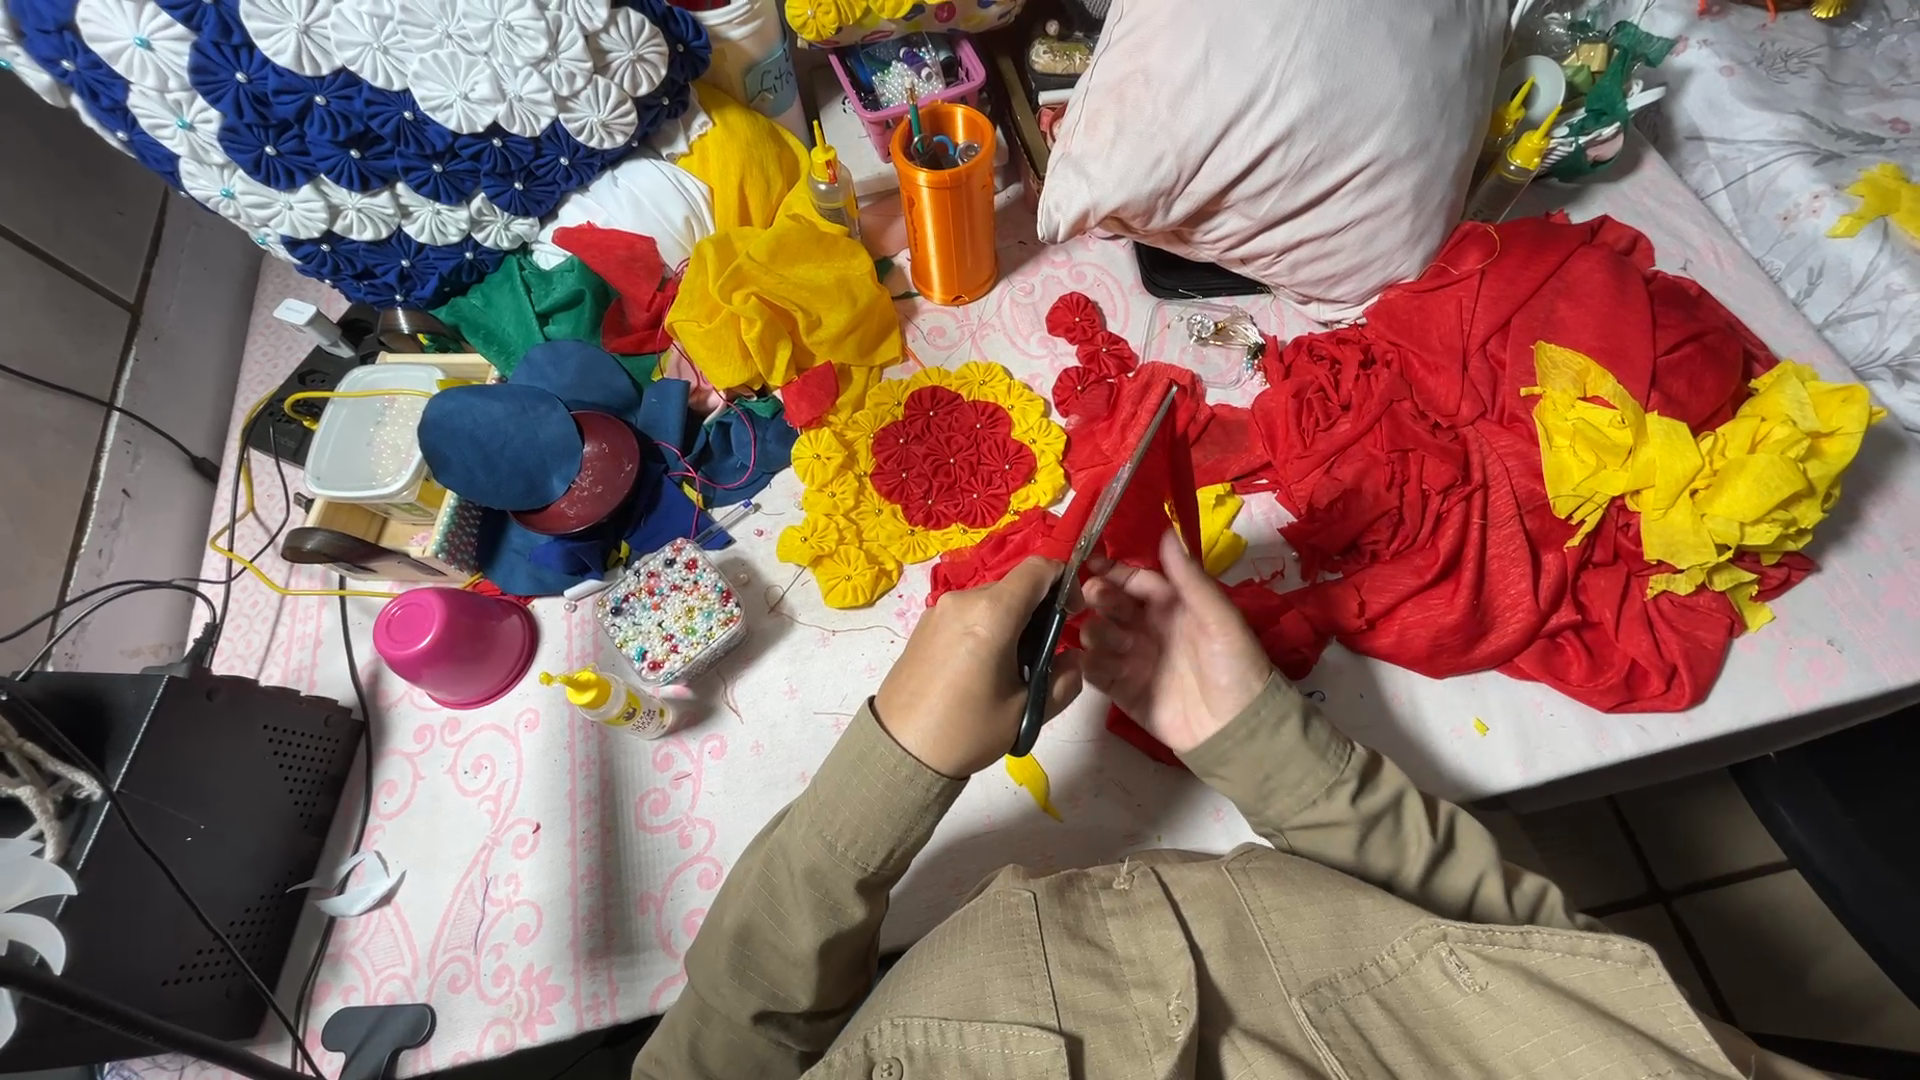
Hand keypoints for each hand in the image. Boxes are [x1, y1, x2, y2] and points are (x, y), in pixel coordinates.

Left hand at [874, 557, 1083, 776]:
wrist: (900, 750)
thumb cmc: (966, 730)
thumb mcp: (1027, 711)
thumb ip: (1064, 680)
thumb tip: (1073, 658)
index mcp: (992, 614)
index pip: (1039, 568)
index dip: (1065, 582)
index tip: (1071, 615)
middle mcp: (963, 600)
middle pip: (1015, 587)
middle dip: (1038, 611)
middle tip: (1041, 655)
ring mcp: (939, 610)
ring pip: (991, 600)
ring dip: (1011, 622)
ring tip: (1009, 668)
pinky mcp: (924, 624)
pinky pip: (967, 613)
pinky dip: (985, 627)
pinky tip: (980, 668)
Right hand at [1081, 530, 1273, 754]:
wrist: (1236, 728)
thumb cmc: (1234, 665)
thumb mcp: (1219, 617)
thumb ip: (1190, 579)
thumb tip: (1167, 532)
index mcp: (1170, 605)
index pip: (1133, 580)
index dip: (1113, 571)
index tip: (1092, 563)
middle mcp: (1146, 627)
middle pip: (1109, 604)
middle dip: (1098, 597)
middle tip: (1093, 597)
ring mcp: (1130, 657)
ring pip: (1096, 634)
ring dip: (1095, 631)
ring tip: (1110, 640)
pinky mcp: (1120, 688)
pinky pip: (1093, 669)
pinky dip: (1087, 663)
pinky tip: (1091, 662)